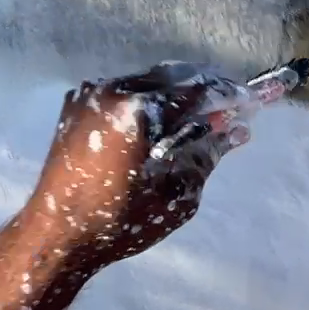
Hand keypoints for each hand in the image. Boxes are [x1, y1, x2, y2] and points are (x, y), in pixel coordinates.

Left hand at [21, 61, 250, 269]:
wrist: (56, 233)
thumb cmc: (121, 223)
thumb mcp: (177, 195)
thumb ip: (208, 153)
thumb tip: (238, 129)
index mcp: (140, 111)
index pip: (196, 90)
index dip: (227, 95)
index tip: (252, 99)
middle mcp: (114, 89)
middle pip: (171, 76)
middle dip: (202, 88)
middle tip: (228, 105)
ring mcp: (91, 91)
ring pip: (146, 79)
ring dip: (173, 91)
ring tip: (196, 114)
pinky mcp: (76, 100)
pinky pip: (121, 90)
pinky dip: (145, 99)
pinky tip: (158, 120)